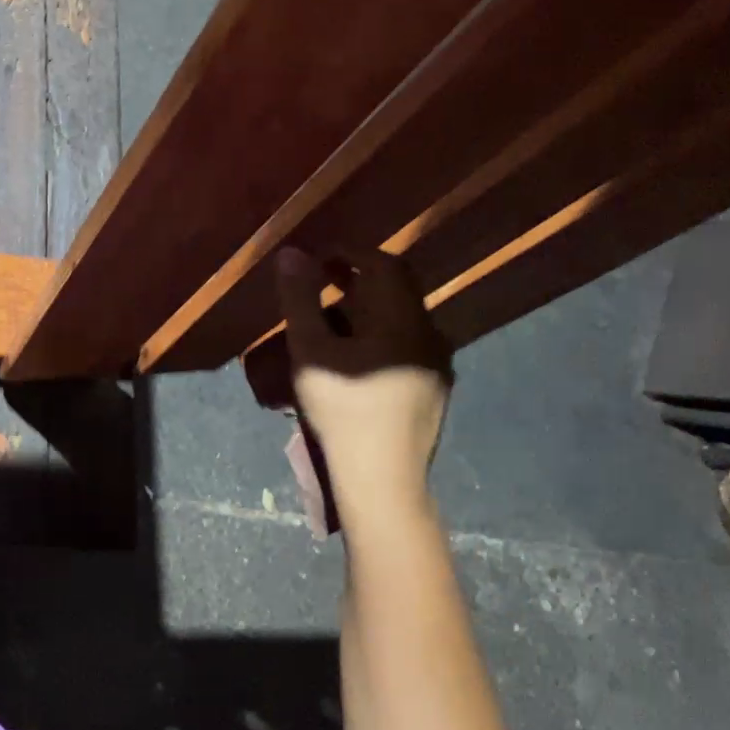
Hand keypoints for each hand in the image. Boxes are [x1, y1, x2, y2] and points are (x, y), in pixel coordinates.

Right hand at [274, 246, 452, 522]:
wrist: (382, 477)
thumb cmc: (342, 409)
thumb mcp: (309, 350)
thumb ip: (300, 299)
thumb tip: (292, 252)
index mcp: (403, 320)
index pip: (384, 264)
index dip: (349, 253)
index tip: (316, 259)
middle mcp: (430, 334)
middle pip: (398, 288)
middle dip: (358, 277)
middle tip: (319, 281)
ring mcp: (437, 363)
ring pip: (403, 317)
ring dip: (368, 305)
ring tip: (329, 317)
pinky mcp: (434, 387)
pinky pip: (407, 342)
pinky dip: (379, 331)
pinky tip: (355, 354)